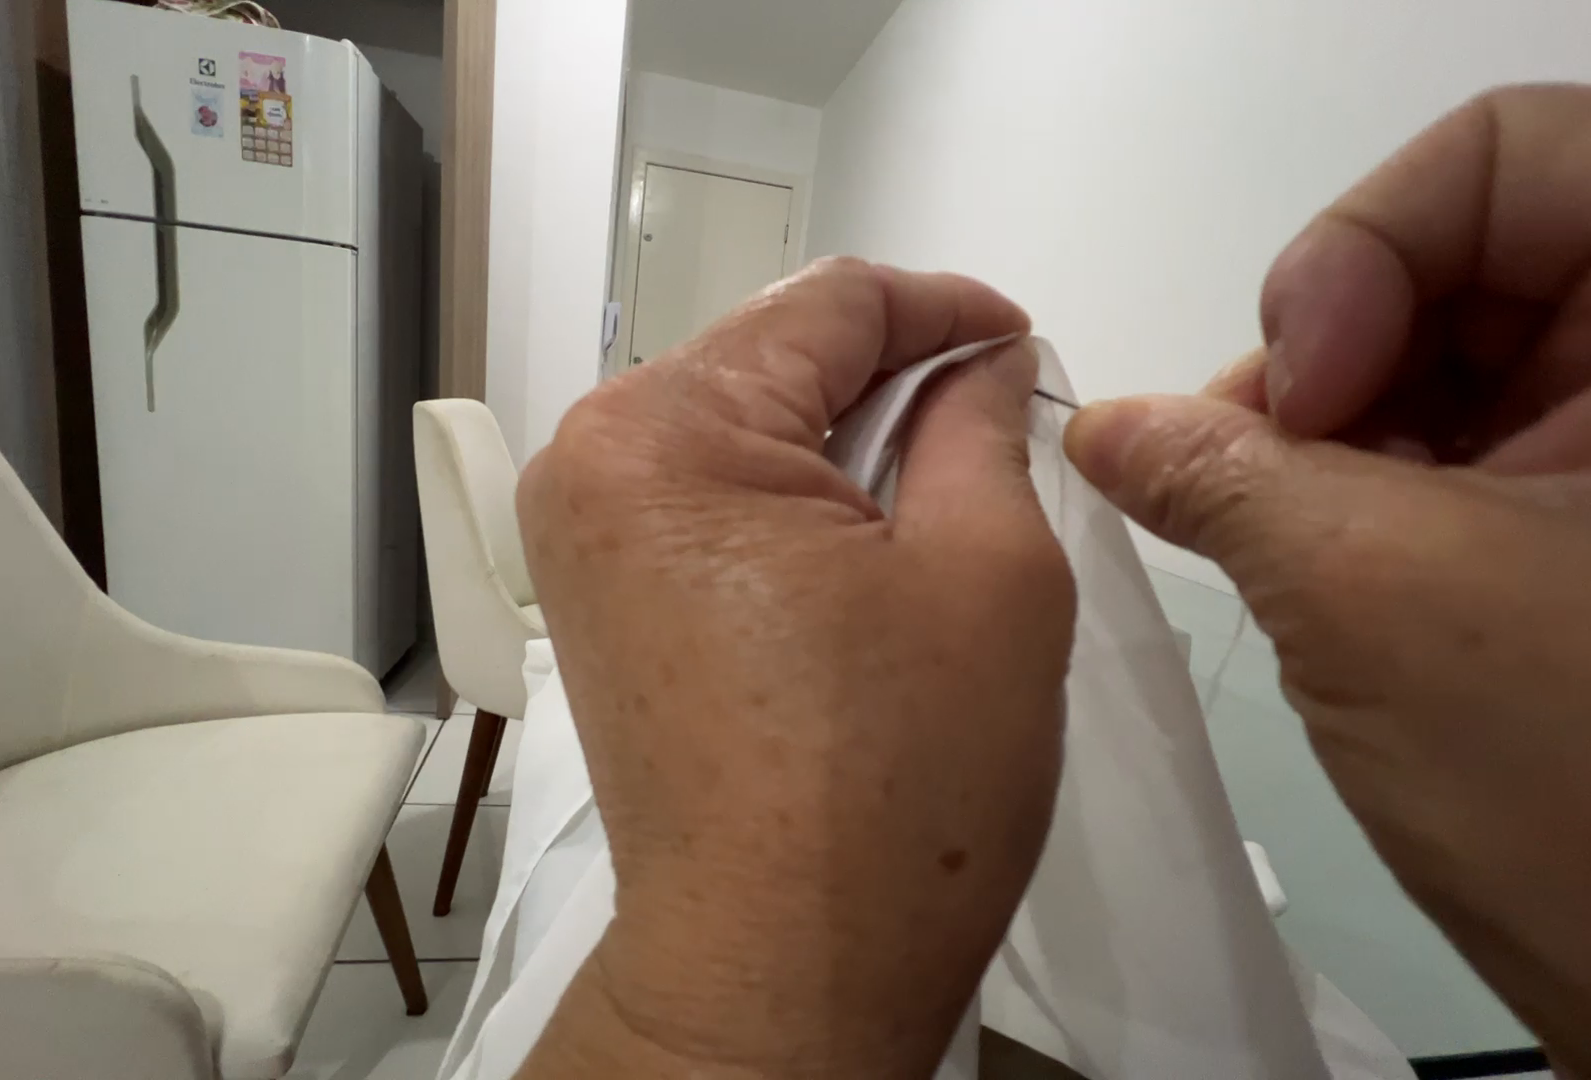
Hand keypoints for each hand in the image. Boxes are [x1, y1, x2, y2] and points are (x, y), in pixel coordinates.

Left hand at [516, 259, 1073, 1078]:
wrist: (776, 961)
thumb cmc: (897, 781)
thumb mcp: (986, 571)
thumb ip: (979, 425)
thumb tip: (981, 359)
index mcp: (668, 430)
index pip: (826, 303)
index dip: (940, 306)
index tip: (1012, 338)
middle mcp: (592, 459)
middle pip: (768, 357)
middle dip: (887, 371)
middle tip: (984, 405)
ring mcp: (579, 528)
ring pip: (736, 422)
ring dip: (838, 431)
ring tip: (930, 469)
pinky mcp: (596, 587)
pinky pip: (703, 490)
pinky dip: (786, 487)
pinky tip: (853, 523)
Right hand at [1064, 85, 1590, 1078]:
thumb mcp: (1378, 593)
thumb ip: (1214, 476)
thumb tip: (1097, 425)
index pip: (1501, 160)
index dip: (1359, 263)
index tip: (1305, 402)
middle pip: (1444, 259)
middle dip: (1313, 368)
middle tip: (1242, 477)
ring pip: (1417, 357)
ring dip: (1309, 437)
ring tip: (1267, 533)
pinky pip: (1425, 440)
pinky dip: (1335, 483)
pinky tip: (1303, 555)